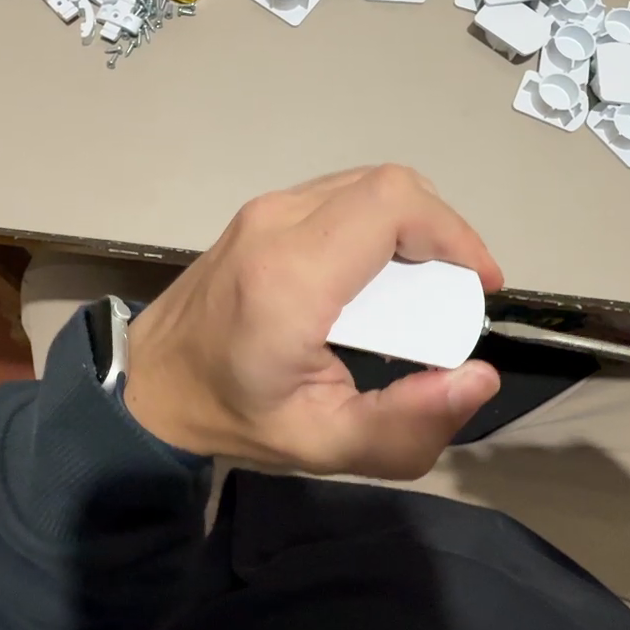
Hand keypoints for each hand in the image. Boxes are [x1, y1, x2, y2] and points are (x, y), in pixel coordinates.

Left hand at [124, 165, 503, 479]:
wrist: (150, 383)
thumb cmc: (233, 416)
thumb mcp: (324, 445)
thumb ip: (406, 424)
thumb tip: (479, 376)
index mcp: (291, 278)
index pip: (393, 205)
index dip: (454, 233)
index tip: (479, 285)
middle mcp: (276, 225)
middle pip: (388, 186)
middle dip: (441, 232)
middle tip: (454, 292)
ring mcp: (263, 210)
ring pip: (366, 184)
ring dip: (412, 225)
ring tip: (425, 284)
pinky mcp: (260, 212)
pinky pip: (340, 195)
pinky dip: (379, 222)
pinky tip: (380, 271)